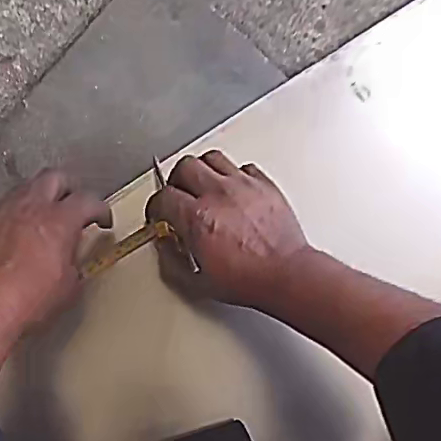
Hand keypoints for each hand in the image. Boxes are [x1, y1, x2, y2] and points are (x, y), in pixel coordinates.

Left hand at [0, 168, 111, 333]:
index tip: (101, 219)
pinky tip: (21, 228)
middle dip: (70, 189)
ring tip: (48, 215)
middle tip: (76, 204)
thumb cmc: (24, 300)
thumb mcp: (69, 287)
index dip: (100, 209)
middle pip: (55, 177)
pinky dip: (19, 211)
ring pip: (27, 187)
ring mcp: (4, 212)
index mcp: (59, 220)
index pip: (88, 200)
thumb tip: (73, 264)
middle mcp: (30, 207)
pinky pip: (6, 205)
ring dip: (41, 196)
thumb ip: (75, 264)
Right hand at [146, 151, 313, 310]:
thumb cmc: (248, 279)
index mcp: (198, 218)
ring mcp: (243, 185)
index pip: (163, 197)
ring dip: (201, 171)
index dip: (155, 207)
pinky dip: (232, 175)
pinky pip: (243, 167)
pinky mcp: (264, 184)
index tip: (158, 214)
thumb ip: (172, 262)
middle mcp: (219, 194)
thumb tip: (165, 247)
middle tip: (177, 196)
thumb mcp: (196, 282)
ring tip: (201, 187)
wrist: (285, 274)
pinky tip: (231, 190)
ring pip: (212, 158)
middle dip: (175, 182)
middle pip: (185, 167)